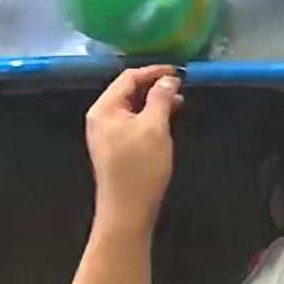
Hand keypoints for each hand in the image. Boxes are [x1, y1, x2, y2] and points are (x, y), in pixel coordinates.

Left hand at [85, 65, 182, 235]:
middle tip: (181, 84)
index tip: (178, 71)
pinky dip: (151, 115)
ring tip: (179, 98)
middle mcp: (102, 118)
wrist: (127, 212)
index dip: (154, 71)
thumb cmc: (139, 167)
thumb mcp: (155, 127)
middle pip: (128, 90)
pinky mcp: (118, 147)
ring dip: (155, 100)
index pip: (128, 78)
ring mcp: (108, 133)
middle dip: (154, 84)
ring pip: (133, 106)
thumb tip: (169, 79)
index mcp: (104, 109)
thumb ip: (161, 98)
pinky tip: (169, 116)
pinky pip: (135, 121)